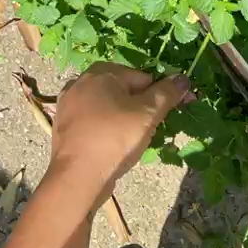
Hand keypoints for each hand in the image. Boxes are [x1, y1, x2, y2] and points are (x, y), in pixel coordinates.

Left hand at [46, 62, 193, 195]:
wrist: (77, 176)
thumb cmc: (115, 138)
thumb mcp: (147, 114)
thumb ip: (166, 94)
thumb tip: (183, 78)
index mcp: (101, 72)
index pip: (142, 78)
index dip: (161, 95)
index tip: (173, 111)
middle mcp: (81, 81)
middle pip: (123, 90)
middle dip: (141, 107)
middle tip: (153, 130)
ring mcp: (69, 102)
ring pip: (107, 106)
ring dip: (123, 118)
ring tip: (134, 140)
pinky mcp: (64, 124)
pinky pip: (93, 120)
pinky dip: (105, 128)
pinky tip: (113, 145)